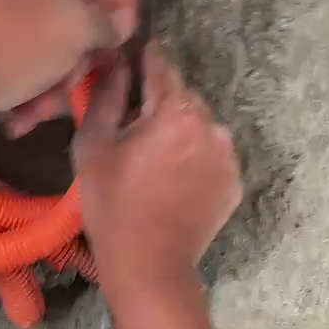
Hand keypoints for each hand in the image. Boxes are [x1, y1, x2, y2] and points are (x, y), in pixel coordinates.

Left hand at [0, 0, 138, 143]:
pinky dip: (21, 98)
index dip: (116, 2)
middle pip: (63, 19)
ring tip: (39, 110)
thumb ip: (105, 21)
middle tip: (79, 82)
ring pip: (40, 54)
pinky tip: (16, 118)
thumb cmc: (5, 44)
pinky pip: (13, 74)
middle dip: (74, 60)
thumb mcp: (70, 26)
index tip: (139, 28)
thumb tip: (127, 20)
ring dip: (48, 89)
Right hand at [74, 41, 242, 301]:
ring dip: (181, 133)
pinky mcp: (234, 183)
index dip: (141, 61)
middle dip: (160, 105)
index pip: (160, 64)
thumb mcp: (93, 148)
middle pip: (183, 96)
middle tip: (135, 135)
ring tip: (156, 164)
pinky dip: (197, 161)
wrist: (150, 267)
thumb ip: (105, 97)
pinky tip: (175, 184)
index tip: (127, 66)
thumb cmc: (112, 208)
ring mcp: (228, 156)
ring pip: (201, 127)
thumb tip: (114, 63)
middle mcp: (211, 125)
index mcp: (176, 110)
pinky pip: (213, 157)